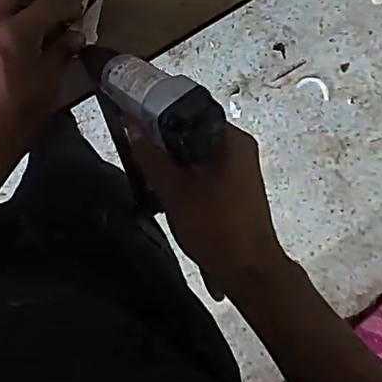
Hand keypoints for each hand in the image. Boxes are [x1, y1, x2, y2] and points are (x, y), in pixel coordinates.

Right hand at [127, 124, 291, 293]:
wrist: (248, 270)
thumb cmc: (214, 226)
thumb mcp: (174, 190)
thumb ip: (151, 157)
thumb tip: (133, 125)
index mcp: (231, 139)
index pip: (189, 111)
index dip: (158, 116)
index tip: (133, 126)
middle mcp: (239, 146)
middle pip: (192, 132)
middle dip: (164, 144)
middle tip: (138, 156)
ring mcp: (240, 167)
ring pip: (197, 153)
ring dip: (173, 163)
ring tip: (149, 177)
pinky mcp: (237, 185)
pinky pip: (206, 169)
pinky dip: (187, 176)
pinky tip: (169, 192)